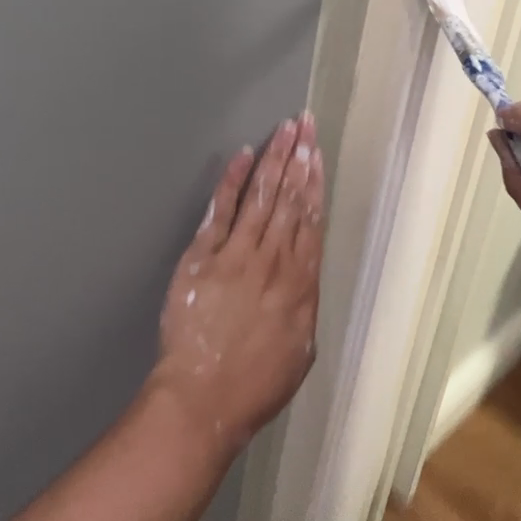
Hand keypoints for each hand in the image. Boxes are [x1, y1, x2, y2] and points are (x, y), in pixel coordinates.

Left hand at [150, 112, 324, 453]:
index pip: (310, 218)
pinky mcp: (203, 257)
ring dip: (274, 159)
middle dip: (298, 156)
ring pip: (261, 196)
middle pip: (288, 197)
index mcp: (300, 281)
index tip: (317, 152)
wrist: (204, 398)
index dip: (314, 181)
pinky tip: (242, 155)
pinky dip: (232, 181)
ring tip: (284, 129)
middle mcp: (272, 259)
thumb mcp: (301, 348)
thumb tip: (306, 274)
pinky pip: (220, 211)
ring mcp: (236, 254)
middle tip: (304, 122)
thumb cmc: (257, 383)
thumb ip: (305, 303)